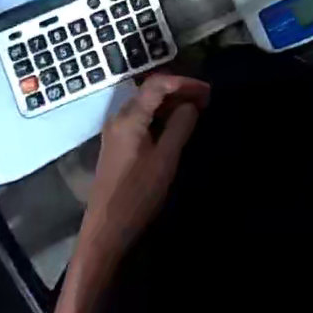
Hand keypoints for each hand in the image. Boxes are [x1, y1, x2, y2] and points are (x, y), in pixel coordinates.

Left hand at [75, 74, 208, 274]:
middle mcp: (119, 117)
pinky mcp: (117, 143)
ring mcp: (116, 130)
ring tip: (196, 110)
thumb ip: (179, 127)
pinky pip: (141, 118)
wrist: (105, 229)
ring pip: (146, 104)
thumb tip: (190, 104)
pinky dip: (160, 115)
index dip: (184, 82)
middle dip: (178, 90)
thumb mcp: (165, 160)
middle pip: (150, 91)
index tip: (207, 91)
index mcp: (129, 117)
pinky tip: (176, 124)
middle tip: (206, 99)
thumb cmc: (137, 195)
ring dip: (170, 103)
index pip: (157, 84)